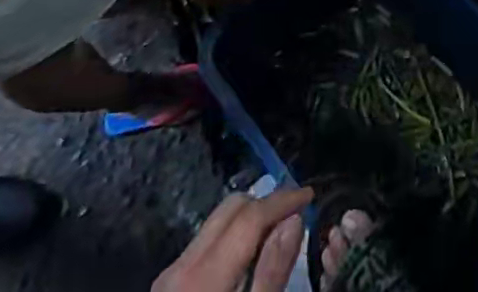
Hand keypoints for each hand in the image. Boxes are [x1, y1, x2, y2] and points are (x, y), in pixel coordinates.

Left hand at [154, 188, 311, 291]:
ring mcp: (170, 274)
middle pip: (230, 209)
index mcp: (203, 276)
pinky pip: (206, 243)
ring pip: (217, 222)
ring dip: (249, 219)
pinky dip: (233, 238)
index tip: (310, 195)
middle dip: (266, 204)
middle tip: (296, 214)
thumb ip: (271, 273)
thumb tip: (293, 220)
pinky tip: (248, 256)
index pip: (249, 217)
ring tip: (277, 232)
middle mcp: (181, 265)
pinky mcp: (166, 284)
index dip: (283, 201)